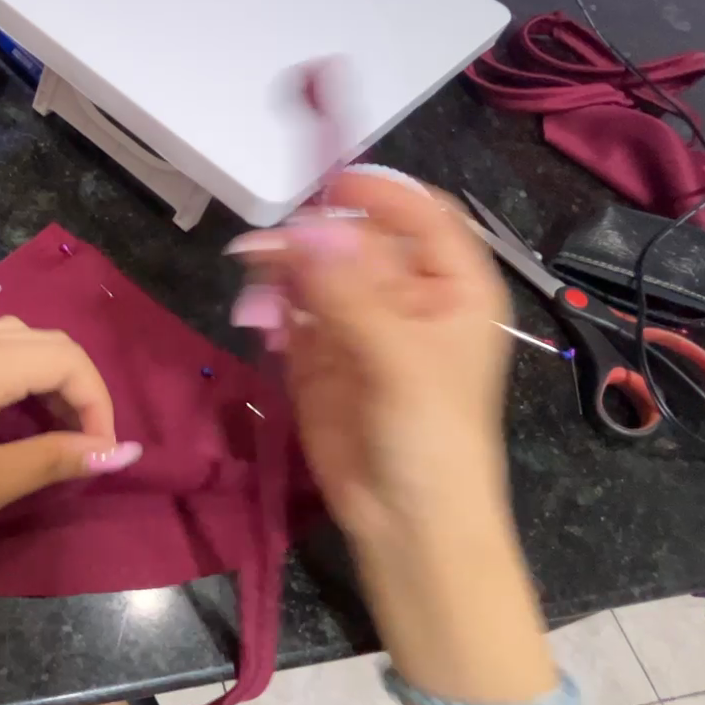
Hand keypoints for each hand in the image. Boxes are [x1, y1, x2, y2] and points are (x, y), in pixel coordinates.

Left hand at [0, 317, 140, 561]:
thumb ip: (58, 459)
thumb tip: (124, 453)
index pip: (70, 362)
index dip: (99, 407)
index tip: (102, 456)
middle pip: (48, 344)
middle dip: (79, 391)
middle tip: (84, 446)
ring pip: (18, 343)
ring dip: (48, 381)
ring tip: (56, 433)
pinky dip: (17, 378)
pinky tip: (12, 417)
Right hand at [227, 170, 512, 550]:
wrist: (405, 519)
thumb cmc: (430, 435)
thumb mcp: (400, 358)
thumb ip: (350, 293)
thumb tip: (304, 229)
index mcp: (449, 287)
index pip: (420, 217)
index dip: (378, 195)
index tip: (327, 185)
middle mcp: (402, 298)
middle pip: (353, 243)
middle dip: (312, 241)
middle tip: (262, 248)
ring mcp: (355, 327)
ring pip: (315, 277)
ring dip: (282, 276)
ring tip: (255, 291)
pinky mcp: (317, 359)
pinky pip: (291, 317)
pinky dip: (272, 312)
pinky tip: (260, 321)